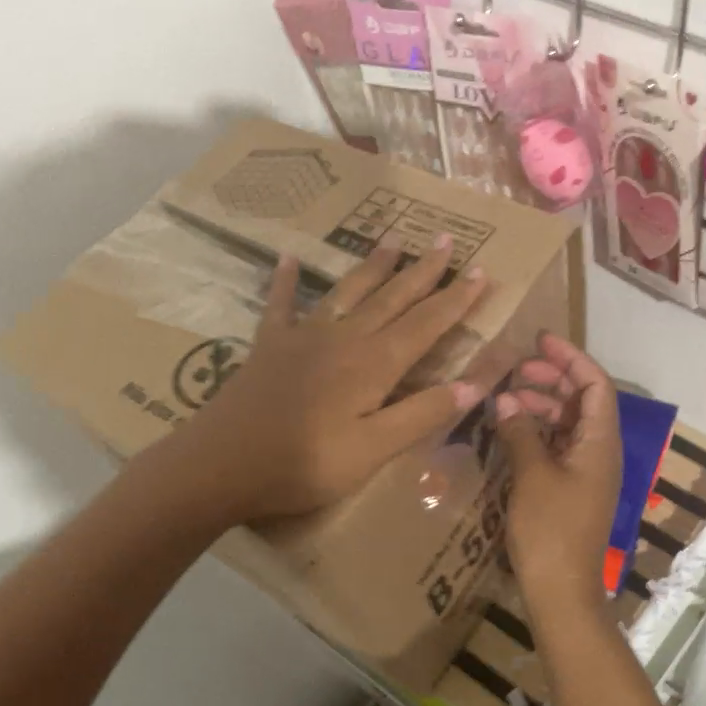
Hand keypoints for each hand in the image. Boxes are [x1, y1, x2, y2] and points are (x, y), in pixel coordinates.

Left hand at [130, 237, 486, 529]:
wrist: (222, 464)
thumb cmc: (306, 465)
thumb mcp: (374, 449)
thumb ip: (423, 414)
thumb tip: (476, 384)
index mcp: (375, 364)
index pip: (427, 325)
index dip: (457, 300)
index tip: (483, 274)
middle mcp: (344, 338)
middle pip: (392, 298)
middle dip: (423, 271)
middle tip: (445, 240)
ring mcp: (303, 337)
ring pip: (348, 292)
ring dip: (373, 267)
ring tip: (393, 240)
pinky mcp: (269, 347)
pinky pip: (281, 304)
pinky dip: (285, 280)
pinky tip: (286, 257)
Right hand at [496, 333, 621, 618]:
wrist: (561, 591)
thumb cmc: (551, 531)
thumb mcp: (532, 475)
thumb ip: (520, 432)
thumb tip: (506, 400)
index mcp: (601, 442)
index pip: (595, 384)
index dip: (570, 358)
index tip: (538, 340)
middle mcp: (600, 452)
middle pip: (583, 400)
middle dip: (552, 379)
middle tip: (514, 370)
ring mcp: (587, 473)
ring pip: (568, 424)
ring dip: (541, 406)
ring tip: (505, 399)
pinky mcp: (571, 491)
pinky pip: (558, 448)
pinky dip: (537, 433)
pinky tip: (509, 431)